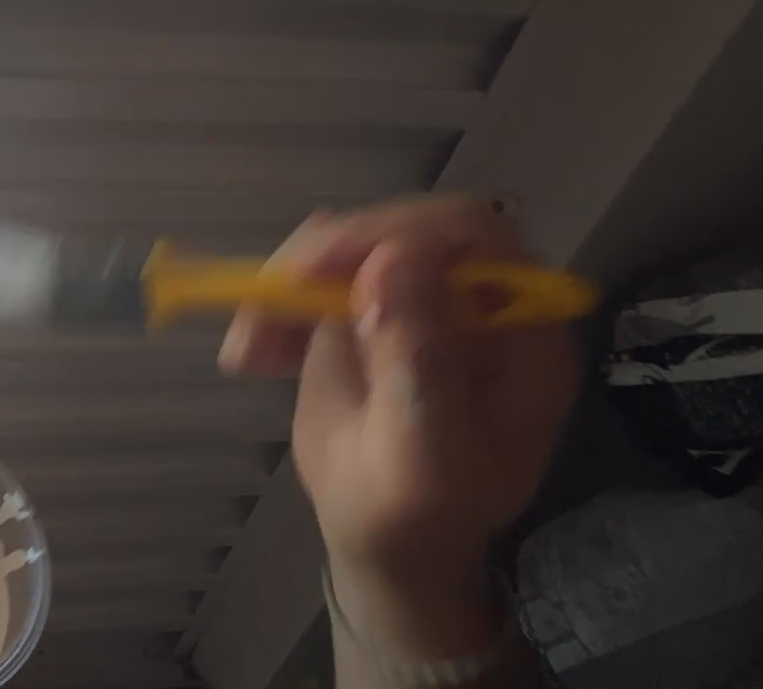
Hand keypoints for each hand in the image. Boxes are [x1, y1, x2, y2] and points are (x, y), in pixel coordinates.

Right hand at [219, 197, 579, 658]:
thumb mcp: (424, 454)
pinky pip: (301, 275)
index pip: (469, 235)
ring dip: (278, 288)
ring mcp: (404, 298)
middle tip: (265, 306)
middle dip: (318, 262)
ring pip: (334, 243)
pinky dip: (265, 306)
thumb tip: (392, 260)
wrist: (380, 536)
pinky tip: (249, 357)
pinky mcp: (351, 306)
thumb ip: (418, 361)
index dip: (395, 232)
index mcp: (514, 330)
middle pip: (389, 226)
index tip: (322, 269)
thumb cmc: (415, 513)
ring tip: (247, 354)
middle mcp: (463, 299)